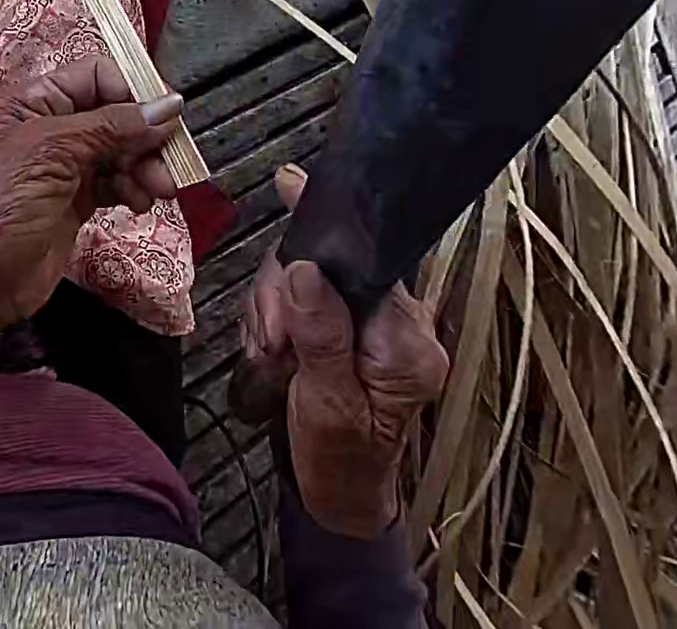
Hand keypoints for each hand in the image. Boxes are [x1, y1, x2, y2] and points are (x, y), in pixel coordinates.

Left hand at [0, 57, 181, 379]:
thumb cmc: (2, 206)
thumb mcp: (54, 152)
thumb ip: (113, 126)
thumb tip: (169, 107)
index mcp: (36, 100)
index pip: (97, 76)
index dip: (133, 91)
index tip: (165, 117)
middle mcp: (54, 125)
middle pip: (117, 113)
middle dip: (146, 137)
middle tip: (169, 164)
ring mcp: (68, 163)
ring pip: (124, 149)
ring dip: (146, 167)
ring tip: (159, 190)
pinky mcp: (80, 196)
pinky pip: (120, 180)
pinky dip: (135, 188)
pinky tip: (140, 203)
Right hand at [244, 164, 450, 538]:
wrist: (335, 487)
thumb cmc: (340, 458)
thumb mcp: (328, 406)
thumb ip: (321, 337)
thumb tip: (304, 271)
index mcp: (406, 343)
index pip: (364, 266)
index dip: (316, 252)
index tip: (289, 190)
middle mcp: (395, 321)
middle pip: (328, 261)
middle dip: (283, 291)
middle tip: (272, 338)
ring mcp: (366, 316)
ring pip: (303, 269)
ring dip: (272, 304)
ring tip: (271, 348)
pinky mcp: (339, 316)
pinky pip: (294, 287)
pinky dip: (270, 310)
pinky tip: (271, 341)